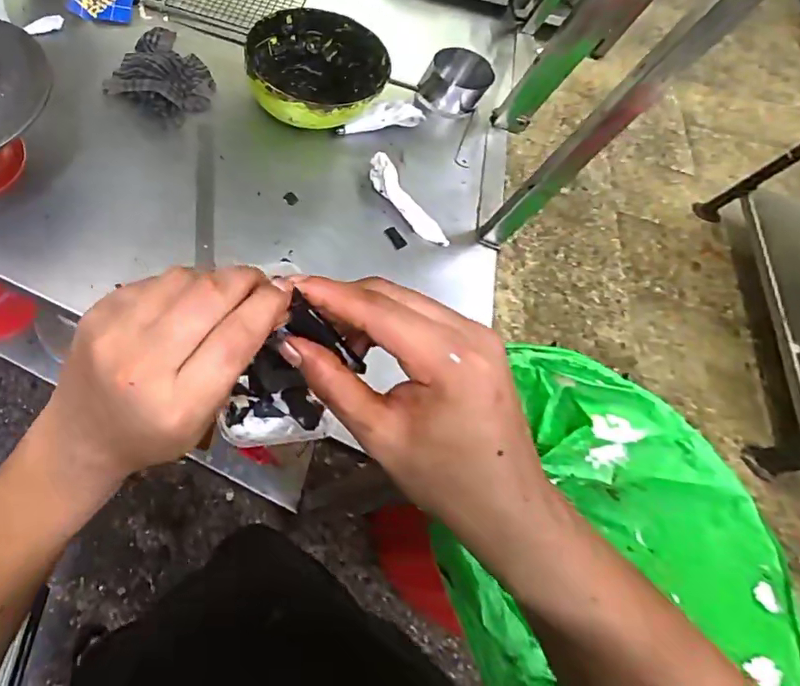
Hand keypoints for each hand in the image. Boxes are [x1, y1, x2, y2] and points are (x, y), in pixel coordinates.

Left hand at [31, 267, 288, 495]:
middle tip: (260, 280)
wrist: (80, 433)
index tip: (283, 293)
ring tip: (223, 289)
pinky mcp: (99, 308)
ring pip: (182, 279)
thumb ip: (230, 364)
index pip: (232, 340)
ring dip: (213, 278)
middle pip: (208, 298)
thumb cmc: (148, 436)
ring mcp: (114, 329)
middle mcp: (142, 362)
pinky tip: (183, 298)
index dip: (264, 308)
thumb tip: (263, 306)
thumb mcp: (200, 419)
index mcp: (176, 404)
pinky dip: (179, 284)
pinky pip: (154, 280)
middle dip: (244, 281)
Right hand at [283, 276, 558, 547]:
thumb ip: (332, 382)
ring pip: (402, 298)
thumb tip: (292, 343)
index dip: (327, 293)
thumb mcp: (379, 435)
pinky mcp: (476, 340)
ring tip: (325, 330)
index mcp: (448, 359)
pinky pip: (419, 311)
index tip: (287, 287)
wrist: (512, 512)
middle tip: (298, 311)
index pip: (376, 307)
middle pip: (388, 293)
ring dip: (360, 306)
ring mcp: (476, 332)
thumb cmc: (447, 482)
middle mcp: (468, 333)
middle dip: (339, 296)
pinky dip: (384, 316)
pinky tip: (362, 339)